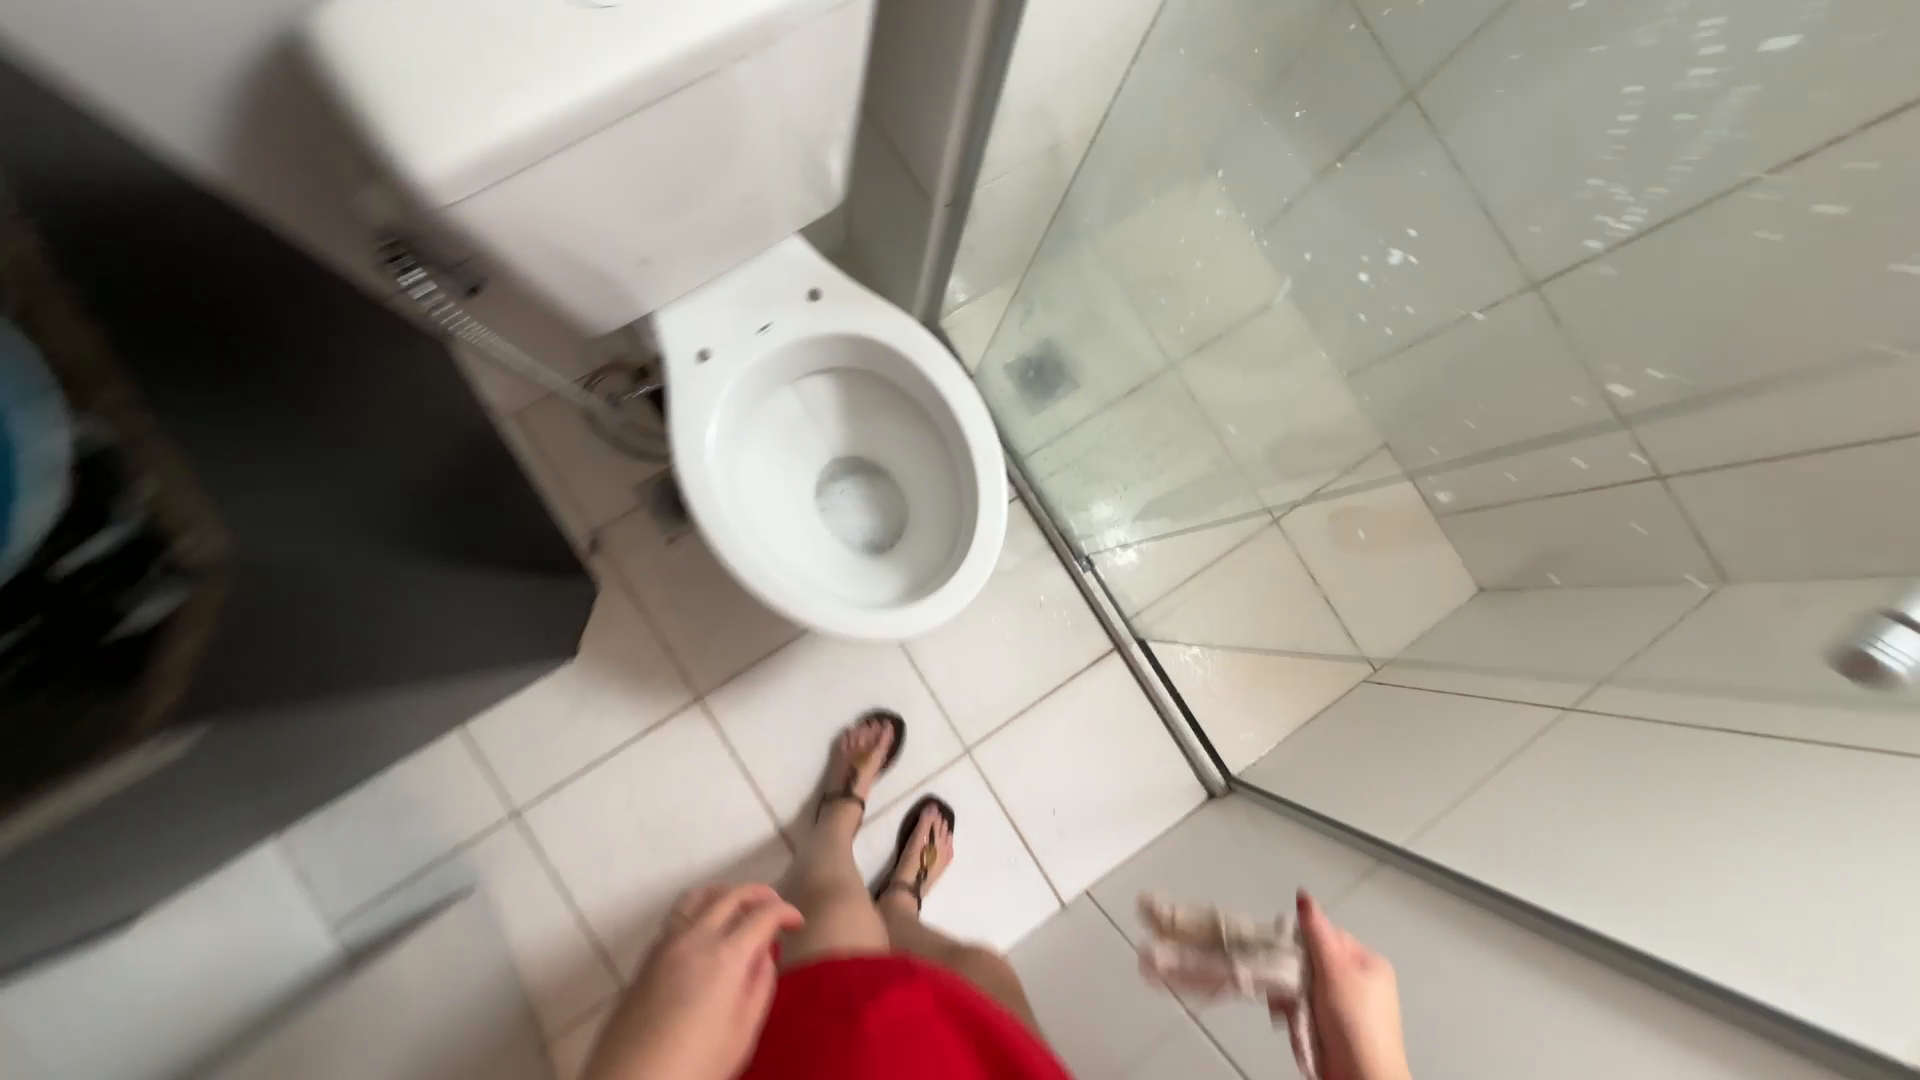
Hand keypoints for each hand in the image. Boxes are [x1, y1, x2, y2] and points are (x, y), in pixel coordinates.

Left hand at [585, 884, 803, 1079]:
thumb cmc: (694, 1067)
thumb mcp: (743, 1033)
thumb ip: (760, 985)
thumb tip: (763, 953)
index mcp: (726, 956)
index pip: (764, 914)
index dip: (786, 912)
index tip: (797, 922)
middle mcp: (696, 937)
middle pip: (733, 894)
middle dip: (760, 894)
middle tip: (775, 908)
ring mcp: (667, 943)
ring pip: (700, 895)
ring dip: (726, 892)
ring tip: (740, 906)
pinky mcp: (648, 957)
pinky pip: (679, 914)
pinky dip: (700, 907)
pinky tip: (706, 928)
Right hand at [1274, 891, 1410, 1079]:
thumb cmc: (1356, 1025)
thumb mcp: (1335, 970)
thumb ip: (1316, 932)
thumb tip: (1304, 896)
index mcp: (1368, 963)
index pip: (1326, 935)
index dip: (1304, 942)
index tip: (1289, 954)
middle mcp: (1358, 982)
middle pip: (1311, 960)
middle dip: (1294, 974)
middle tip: (1288, 987)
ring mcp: (1345, 1006)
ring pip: (1303, 985)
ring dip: (1291, 996)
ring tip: (1291, 1012)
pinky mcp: (1332, 1027)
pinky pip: (1304, 1007)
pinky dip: (1294, 1013)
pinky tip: (1292, 1022)